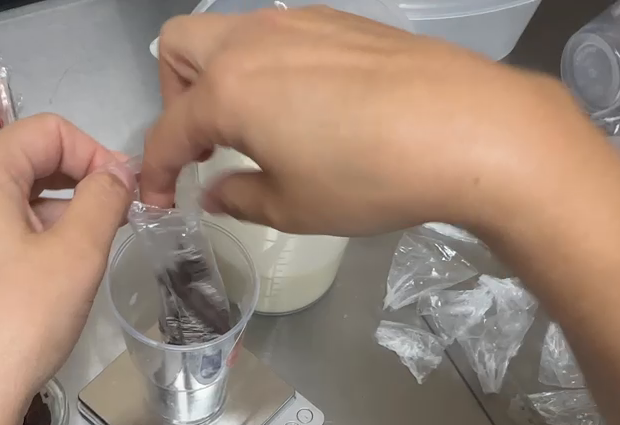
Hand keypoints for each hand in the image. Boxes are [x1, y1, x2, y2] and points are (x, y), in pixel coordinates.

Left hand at [0, 114, 135, 418]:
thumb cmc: (21, 320)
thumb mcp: (77, 254)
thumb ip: (104, 200)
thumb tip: (117, 174)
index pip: (51, 131)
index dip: (99, 154)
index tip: (130, 197)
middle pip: (30, 161)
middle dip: (81, 185)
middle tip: (118, 224)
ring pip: (18, 201)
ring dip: (62, 217)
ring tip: (91, 258)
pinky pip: (1, 234)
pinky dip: (36, 242)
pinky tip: (56, 281)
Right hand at [141, 8, 557, 236]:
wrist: (463, 129)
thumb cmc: (365, 179)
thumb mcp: (291, 208)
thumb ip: (239, 197)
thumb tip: (214, 193)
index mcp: (229, 90)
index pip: (168, 131)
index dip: (156, 173)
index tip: (159, 204)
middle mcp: (252, 41)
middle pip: (179, 49)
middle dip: (174, 99)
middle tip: (205, 148)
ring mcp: (297, 21)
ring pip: (227, 34)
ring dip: (218, 81)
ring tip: (251, 133)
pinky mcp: (337, 21)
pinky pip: (274, 37)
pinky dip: (262, 71)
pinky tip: (299, 113)